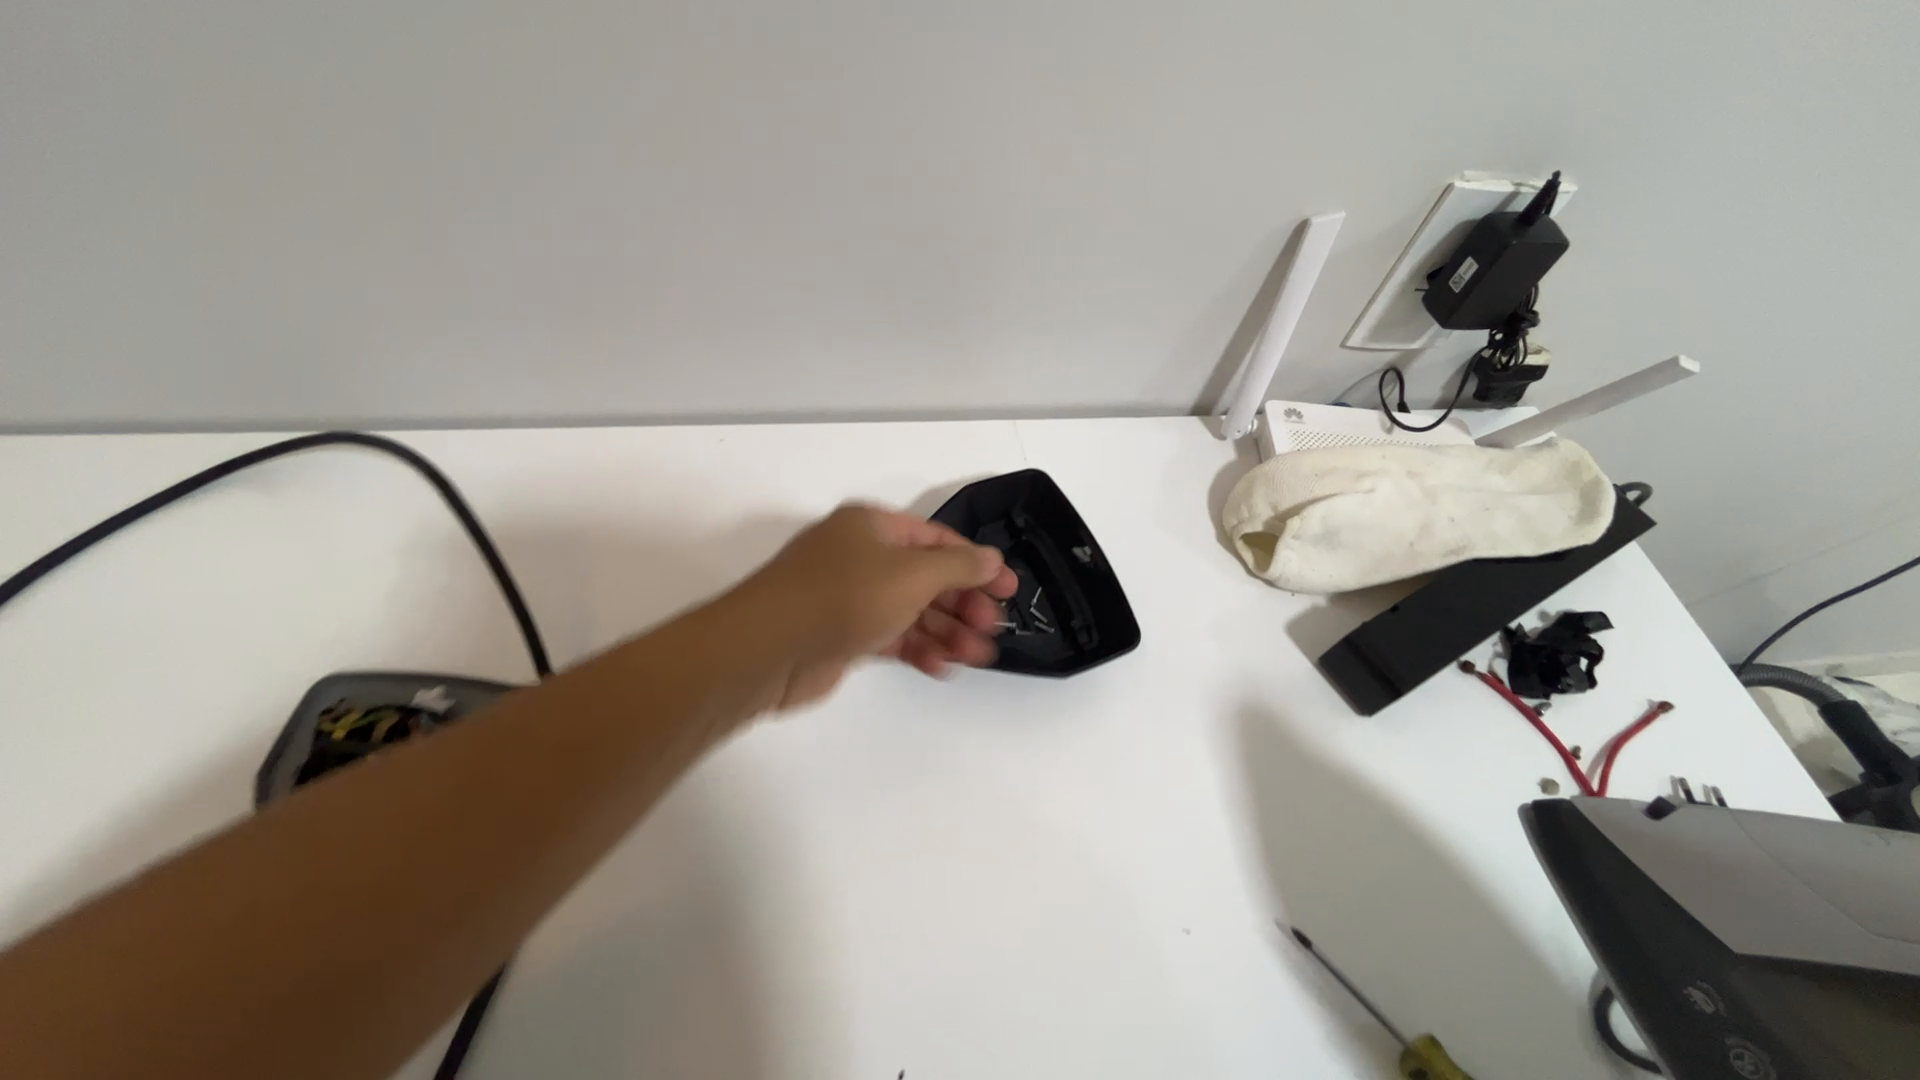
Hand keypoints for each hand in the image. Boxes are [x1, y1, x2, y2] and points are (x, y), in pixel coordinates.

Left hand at [740, 504, 1018, 708]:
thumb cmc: (844, 596)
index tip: (1009, 590)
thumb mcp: (911, 574)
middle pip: (927, 577)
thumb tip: (992, 558)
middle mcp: (861, 557)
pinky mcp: (843, 635)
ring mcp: (850, 598)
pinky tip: (942, 666)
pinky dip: (918, 649)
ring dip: (946, 632)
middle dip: (962, 604)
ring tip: (976, 656)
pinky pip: (892, 637)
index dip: (977, 563)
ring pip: (911, 611)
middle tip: (992, 629)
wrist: (768, 648)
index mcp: (873, 527)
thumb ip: (957, 566)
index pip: (938, 539)